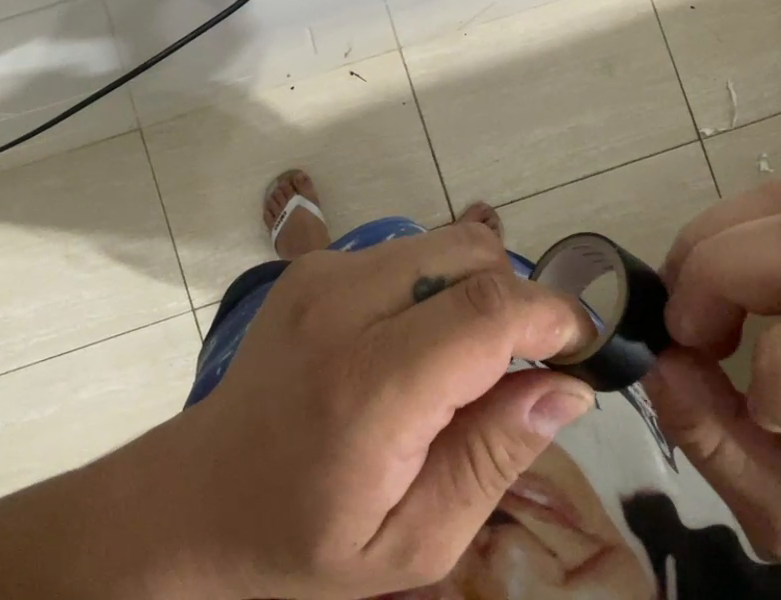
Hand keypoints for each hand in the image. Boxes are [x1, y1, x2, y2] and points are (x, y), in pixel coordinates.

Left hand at [176, 222, 597, 599]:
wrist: (201, 499)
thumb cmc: (308, 538)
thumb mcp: (415, 539)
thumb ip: (493, 456)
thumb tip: (568, 387)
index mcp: (368, 387)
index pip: (486, 310)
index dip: (552, 317)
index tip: (579, 349)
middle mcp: (340, 307)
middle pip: (471, 253)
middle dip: (519, 297)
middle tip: (521, 364)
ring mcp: (319, 276)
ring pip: (443, 241)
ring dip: (478, 287)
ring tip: (464, 359)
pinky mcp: (311, 266)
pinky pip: (406, 251)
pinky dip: (436, 284)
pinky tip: (416, 343)